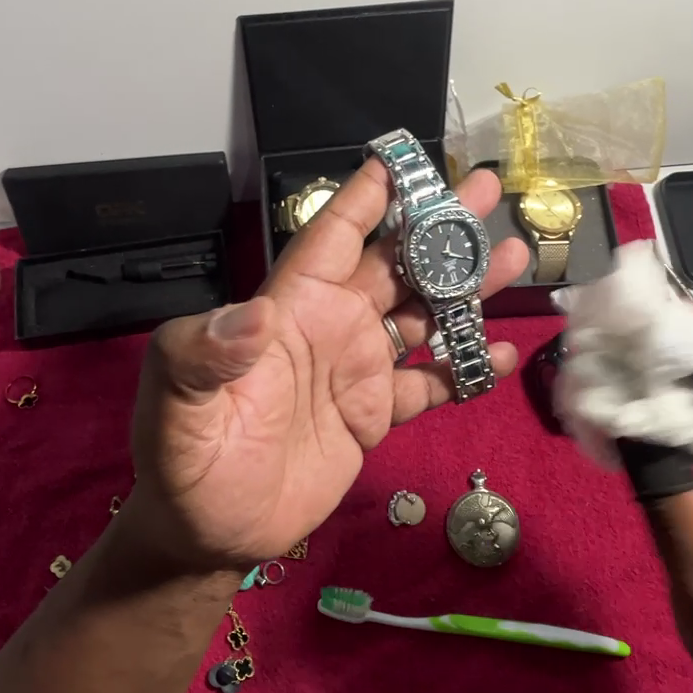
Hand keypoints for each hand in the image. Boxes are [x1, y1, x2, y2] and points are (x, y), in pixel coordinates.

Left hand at [122, 164, 529, 572]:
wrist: (210, 534)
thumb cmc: (185, 460)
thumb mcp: (177, 403)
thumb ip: (204, 354)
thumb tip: (255, 312)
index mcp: (288, 308)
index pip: (330, 237)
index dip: (365, 197)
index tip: (403, 158)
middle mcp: (329, 327)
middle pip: (394, 264)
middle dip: (439, 228)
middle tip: (488, 188)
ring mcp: (356, 370)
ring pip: (422, 316)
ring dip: (466, 287)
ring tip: (514, 253)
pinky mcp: (374, 414)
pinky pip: (429, 383)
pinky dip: (465, 370)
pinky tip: (499, 354)